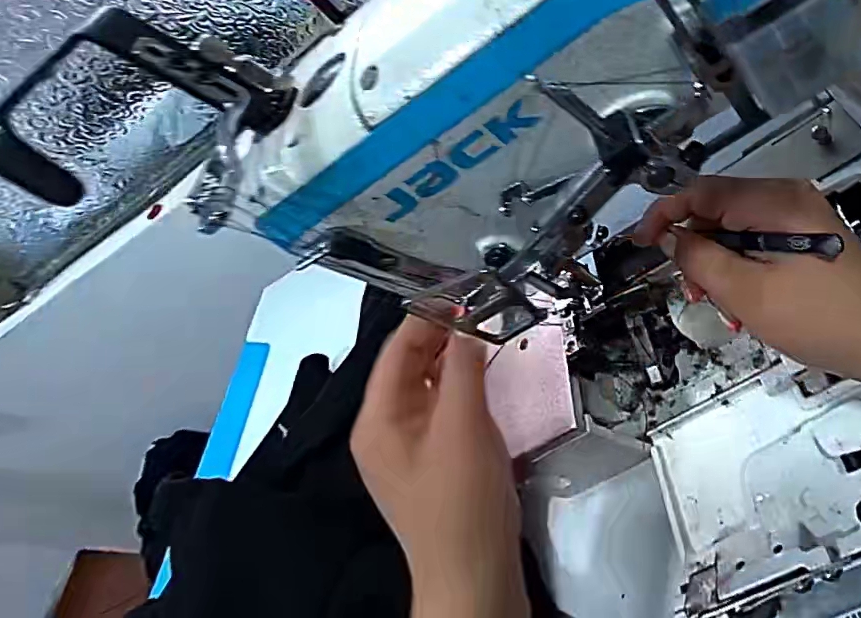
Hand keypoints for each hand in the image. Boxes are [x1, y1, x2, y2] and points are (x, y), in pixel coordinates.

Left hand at [351, 316, 529, 617]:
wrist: (475, 567)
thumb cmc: (460, 505)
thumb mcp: (464, 423)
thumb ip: (464, 366)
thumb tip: (467, 324)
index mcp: (378, 421)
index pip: (397, 349)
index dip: (428, 316)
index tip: (461, 294)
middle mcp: (387, 427)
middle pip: (410, 362)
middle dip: (442, 332)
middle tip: (477, 308)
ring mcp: (410, 440)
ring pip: (428, 379)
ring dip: (453, 353)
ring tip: (482, 329)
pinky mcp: (434, 450)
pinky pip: (443, 398)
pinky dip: (461, 377)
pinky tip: (481, 367)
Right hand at [635, 176, 860, 379]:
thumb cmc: (824, 317)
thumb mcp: (748, 292)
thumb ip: (700, 259)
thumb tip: (671, 237)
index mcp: (774, 200)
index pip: (701, 191)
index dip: (665, 214)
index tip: (643, 241)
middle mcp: (786, 195)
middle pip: (717, 208)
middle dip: (696, 248)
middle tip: (690, 288)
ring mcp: (798, 212)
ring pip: (734, 227)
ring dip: (718, 263)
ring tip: (721, 305)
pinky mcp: (805, 231)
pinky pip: (757, 238)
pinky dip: (741, 265)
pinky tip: (744, 301)